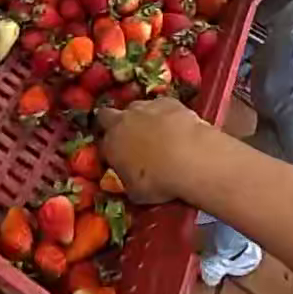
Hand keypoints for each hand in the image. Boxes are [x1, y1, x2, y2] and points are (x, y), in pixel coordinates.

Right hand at [96, 97, 220, 204]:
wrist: (190, 157)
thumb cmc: (159, 181)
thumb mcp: (137, 192)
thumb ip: (127, 182)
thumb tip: (127, 181)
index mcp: (110, 145)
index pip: (102, 145)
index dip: (110, 151)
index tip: (118, 158)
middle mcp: (122, 121)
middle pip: (106, 115)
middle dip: (113, 122)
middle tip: (128, 136)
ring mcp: (144, 107)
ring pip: (135, 108)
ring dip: (141, 117)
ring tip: (157, 132)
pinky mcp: (166, 101)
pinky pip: (160, 105)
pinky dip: (165, 113)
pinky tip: (175, 124)